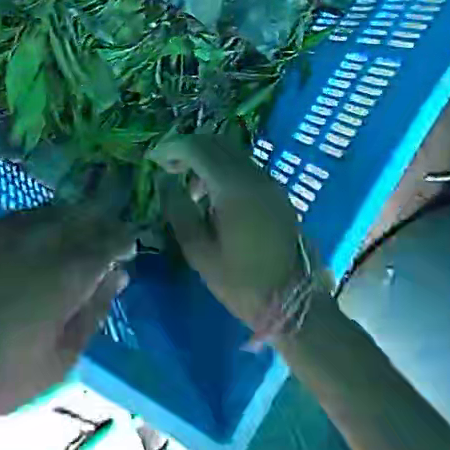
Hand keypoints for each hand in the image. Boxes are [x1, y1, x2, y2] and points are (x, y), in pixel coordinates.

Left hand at [0, 205, 132, 432]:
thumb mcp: (60, 359)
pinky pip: (19, 217)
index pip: (103, 243)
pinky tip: (41, 232)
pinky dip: (39, 218)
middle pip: (76, 218)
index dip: (120, 238)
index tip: (132, 242)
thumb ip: (92, 312)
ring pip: (47, 211)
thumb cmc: (0, 380)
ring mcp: (3, 236)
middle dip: (98, 220)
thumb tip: (117, 276)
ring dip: (69, 215)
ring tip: (81, 228)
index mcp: (62, 275)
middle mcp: (35, 243)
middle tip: (111, 232)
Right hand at [152, 131, 317, 332]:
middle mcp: (253, 176)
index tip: (153, 161)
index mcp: (233, 187)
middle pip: (214, 142)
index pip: (196, 147)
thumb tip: (165, 182)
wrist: (297, 306)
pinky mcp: (277, 194)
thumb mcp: (199, 251)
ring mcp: (269, 183)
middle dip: (186, 148)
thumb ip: (178, 210)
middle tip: (167, 167)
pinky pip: (243, 167)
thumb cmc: (242, 282)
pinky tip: (212, 196)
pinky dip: (222, 169)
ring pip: (230, 152)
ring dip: (205, 158)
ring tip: (188, 186)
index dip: (170, 148)